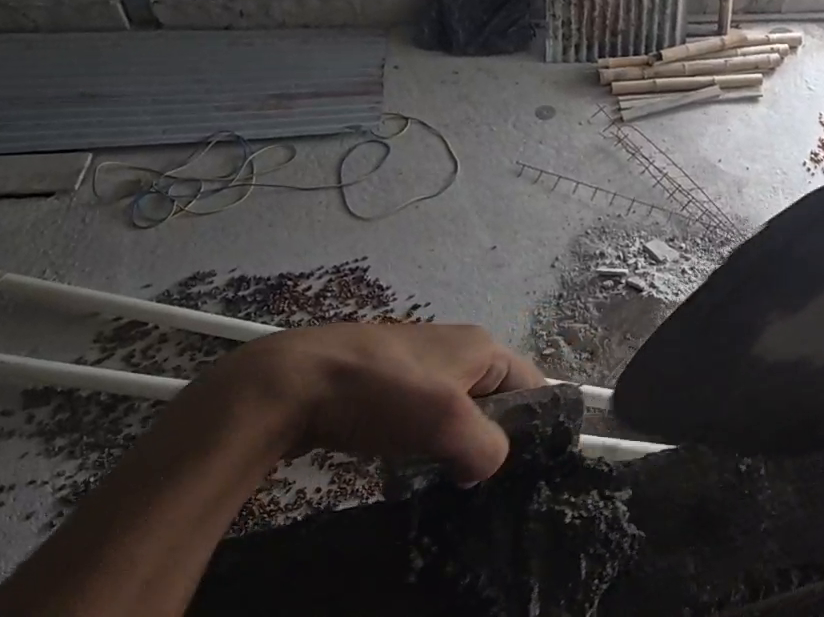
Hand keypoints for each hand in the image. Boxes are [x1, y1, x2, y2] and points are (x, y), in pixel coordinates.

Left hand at [203, 323, 547, 481]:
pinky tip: (399, 464)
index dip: (536, 425)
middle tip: (474, 477)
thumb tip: (480, 469)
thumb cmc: (379, 394)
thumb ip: (486, 449)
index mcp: (482, 345)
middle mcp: (455, 349)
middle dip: (488, 439)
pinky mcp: (380, 384)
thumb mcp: (448, 423)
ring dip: (449, 445)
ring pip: (454, 413)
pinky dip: (416, 443)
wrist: (288, 385)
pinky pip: (417, 418)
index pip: (533, 385)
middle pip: (494, 401)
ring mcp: (415, 366)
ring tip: (435, 475)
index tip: (521, 468)